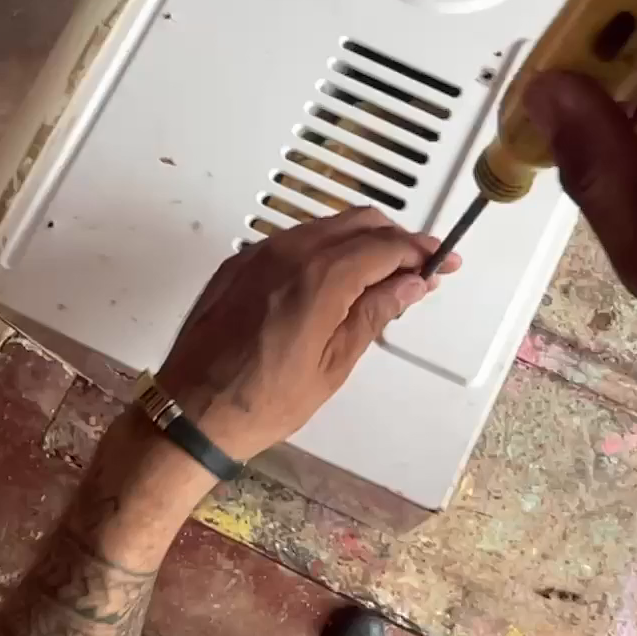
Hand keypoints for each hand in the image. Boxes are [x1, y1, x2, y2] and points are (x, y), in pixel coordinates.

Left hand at [156, 208, 457, 460]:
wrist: (193, 412)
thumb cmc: (263, 401)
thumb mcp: (334, 364)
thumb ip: (375, 313)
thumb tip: (412, 284)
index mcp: (319, 278)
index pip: (385, 246)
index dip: (421, 250)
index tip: (443, 260)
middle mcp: (288, 253)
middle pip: (358, 223)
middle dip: (395, 239)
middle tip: (418, 266)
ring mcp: (258, 255)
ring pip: (325, 226)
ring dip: (360, 240)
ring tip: (382, 274)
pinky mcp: (238, 264)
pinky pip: (292, 240)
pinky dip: (324, 248)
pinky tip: (334, 277)